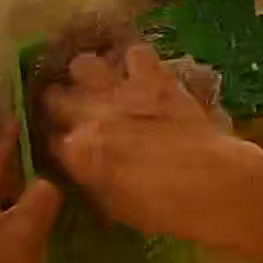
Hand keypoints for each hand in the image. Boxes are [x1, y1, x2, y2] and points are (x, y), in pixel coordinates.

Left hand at [0, 117, 61, 262]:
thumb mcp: (26, 229)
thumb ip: (41, 194)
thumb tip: (49, 178)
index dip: (9, 136)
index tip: (22, 112)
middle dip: (16, 157)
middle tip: (43, 135)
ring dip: (18, 182)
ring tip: (45, 161)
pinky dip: (16, 204)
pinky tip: (36, 198)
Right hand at [40, 41, 262, 254]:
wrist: (216, 186)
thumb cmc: (162, 208)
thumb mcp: (112, 205)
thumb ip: (89, 178)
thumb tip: (81, 166)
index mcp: (76, 153)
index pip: (46, 138)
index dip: (50, 138)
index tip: (56, 142)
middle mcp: (89, 116)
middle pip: (54, 97)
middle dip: (56, 102)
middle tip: (66, 108)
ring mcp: (121, 92)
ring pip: (83, 64)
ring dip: (86, 74)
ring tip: (95, 81)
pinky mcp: (155, 78)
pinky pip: (134, 53)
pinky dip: (132, 61)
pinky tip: (136, 70)